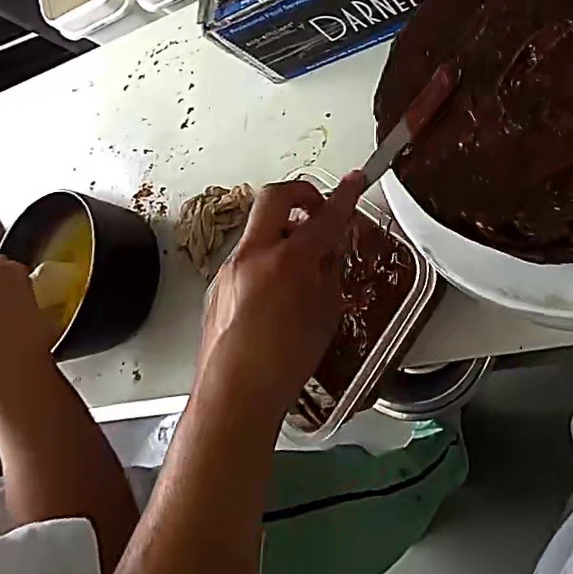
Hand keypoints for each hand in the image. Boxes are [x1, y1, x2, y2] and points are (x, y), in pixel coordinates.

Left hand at [198, 172, 368, 423]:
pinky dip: (266, 259)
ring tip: (301, 265)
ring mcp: (231, 267)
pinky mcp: (218, 283)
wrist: (234, 391)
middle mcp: (254, 255)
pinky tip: (276, 291)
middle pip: (276, 197)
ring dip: (282, 232)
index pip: (325, 218)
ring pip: (259, 228)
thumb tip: (325, 254)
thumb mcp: (324, 315)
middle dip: (302, 195)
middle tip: (319, 210)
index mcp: (288, 261)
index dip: (344, 196)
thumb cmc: (283, 363)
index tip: (354, 182)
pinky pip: (247, 256)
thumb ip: (327, 274)